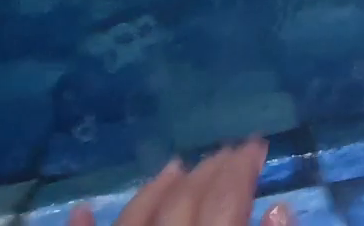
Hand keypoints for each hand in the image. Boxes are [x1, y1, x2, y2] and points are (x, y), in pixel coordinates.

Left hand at [68, 139, 298, 225]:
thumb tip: (282, 209)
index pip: (225, 203)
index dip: (242, 171)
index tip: (258, 144)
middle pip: (183, 206)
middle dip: (209, 173)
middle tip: (231, 150)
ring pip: (134, 220)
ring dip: (157, 190)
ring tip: (178, 164)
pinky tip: (81, 209)